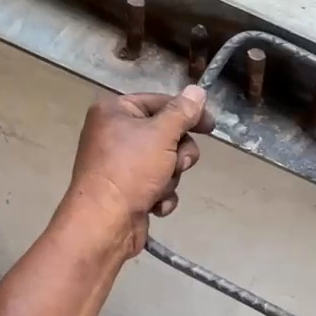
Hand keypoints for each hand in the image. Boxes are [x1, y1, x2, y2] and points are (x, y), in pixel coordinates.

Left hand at [56, 87, 213, 258]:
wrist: (104, 224)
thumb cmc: (130, 171)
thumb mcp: (162, 134)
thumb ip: (183, 112)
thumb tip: (197, 91)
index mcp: (114, 112)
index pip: (160, 101)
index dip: (188, 113)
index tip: (210, 126)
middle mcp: (114, 134)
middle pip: (166, 133)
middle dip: (178, 153)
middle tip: (177, 163)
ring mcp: (120, 164)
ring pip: (166, 161)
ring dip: (171, 176)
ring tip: (159, 188)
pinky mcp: (127, 189)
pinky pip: (157, 183)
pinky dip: (161, 194)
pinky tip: (155, 205)